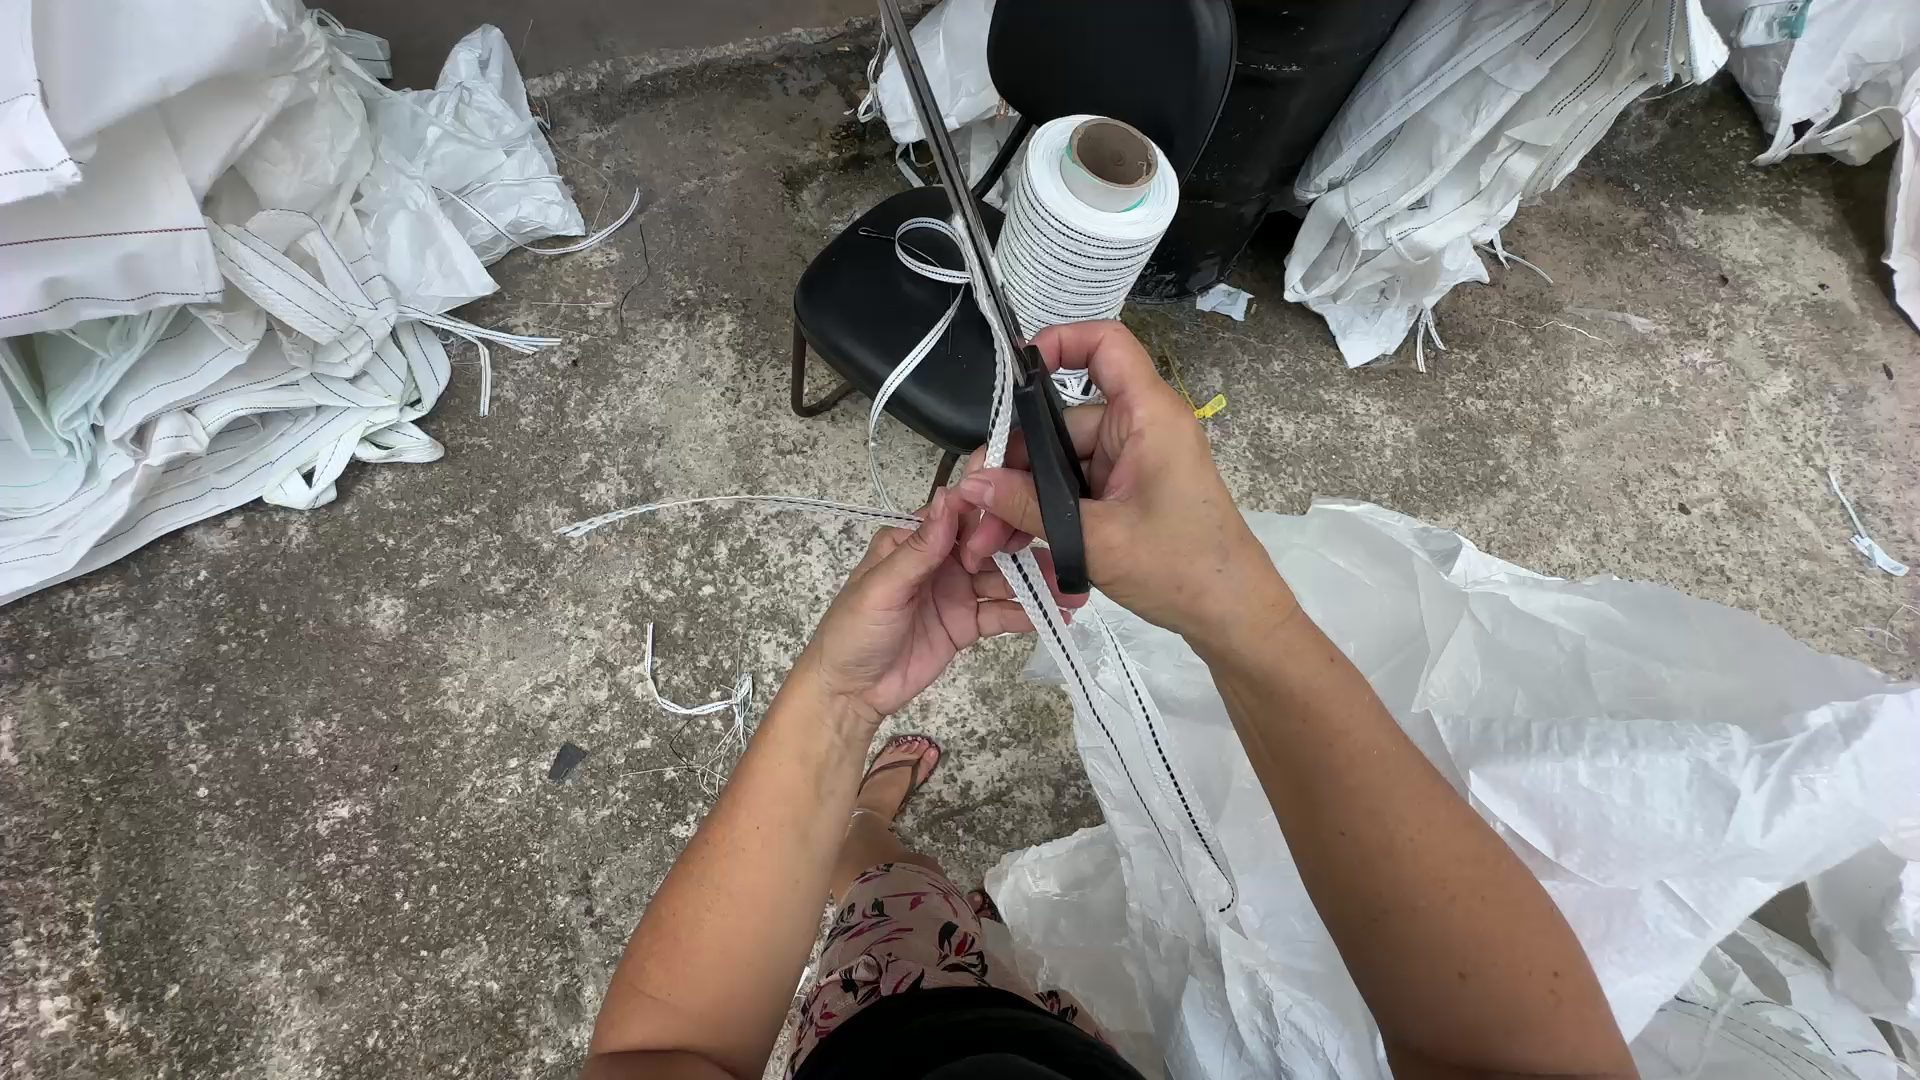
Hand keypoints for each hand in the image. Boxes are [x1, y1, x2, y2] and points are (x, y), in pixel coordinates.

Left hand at [794, 489, 1087, 723]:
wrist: (849, 692)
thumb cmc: (853, 631)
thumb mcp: (882, 587)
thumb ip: (919, 548)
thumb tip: (949, 497)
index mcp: (915, 540)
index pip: (961, 516)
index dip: (993, 516)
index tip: (1025, 517)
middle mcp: (941, 560)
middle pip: (991, 547)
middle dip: (1025, 550)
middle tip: (1065, 555)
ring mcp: (957, 592)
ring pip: (1003, 580)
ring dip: (1036, 584)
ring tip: (1073, 590)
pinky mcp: (967, 624)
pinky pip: (1001, 614)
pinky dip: (1027, 614)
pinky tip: (1057, 615)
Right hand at [954, 320, 1294, 646]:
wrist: (1228, 613)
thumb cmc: (1180, 567)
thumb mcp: (1095, 538)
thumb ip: (1029, 506)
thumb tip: (973, 483)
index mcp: (1148, 416)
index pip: (1107, 345)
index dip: (1061, 340)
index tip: (1015, 370)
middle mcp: (1139, 429)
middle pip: (1062, 422)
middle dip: (1015, 466)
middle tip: (976, 506)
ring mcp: (1131, 461)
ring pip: (1060, 463)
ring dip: (1025, 497)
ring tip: (990, 539)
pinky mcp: (1125, 490)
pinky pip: (1074, 487)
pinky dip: (1047, 510)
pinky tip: (1017, 540)